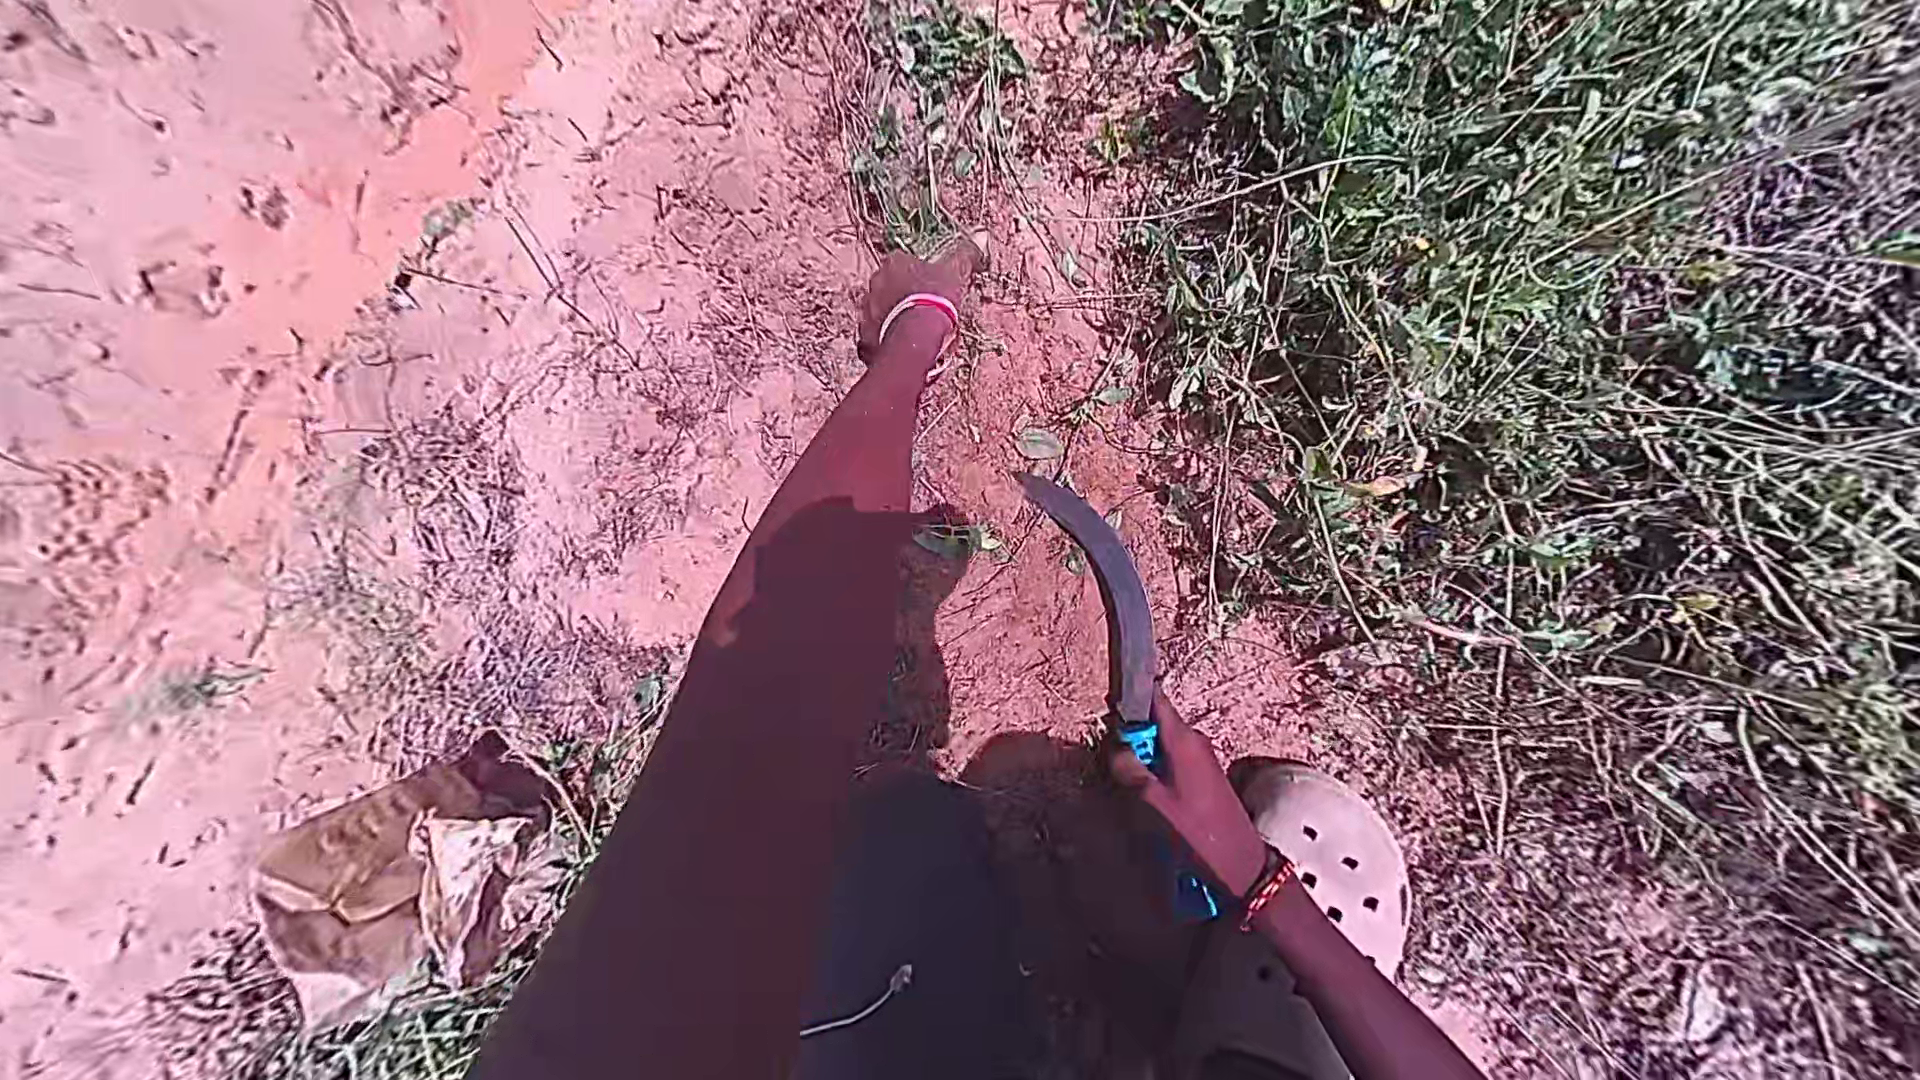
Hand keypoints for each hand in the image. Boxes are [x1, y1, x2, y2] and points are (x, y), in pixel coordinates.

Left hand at [856, 237, 982, 354]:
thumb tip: (980, 237)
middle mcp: (875, 284)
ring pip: (880, 312)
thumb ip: (965, 255)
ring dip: (894, 319)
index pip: (903, 262)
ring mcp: (867, 311)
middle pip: (889, 287)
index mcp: (894, 263)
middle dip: (903, 297)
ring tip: (913, 332)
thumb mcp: (955, 273)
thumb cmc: (936, 299)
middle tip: (923, 311)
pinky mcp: (866, 337)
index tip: (930, 287)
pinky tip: (901, 347)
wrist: (917, 335)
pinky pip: (874, 338)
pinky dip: (885, 341)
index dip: (918, 275)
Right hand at [1110, 689, 1268, 897]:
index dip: (1130, 696)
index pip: (1155, 699)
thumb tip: (1114, 747)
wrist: (1242, 864)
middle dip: (1132, 731)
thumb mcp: (1152, 801)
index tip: (1109, 705)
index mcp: (1183, 739)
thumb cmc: (1196, 831)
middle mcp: (1194, 740)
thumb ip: (1128, 768)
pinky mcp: (1203, 772)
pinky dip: (1155, 763)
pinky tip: (1145, 786)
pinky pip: (1172, 755)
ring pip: (1162, 740)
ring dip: (1143, 751)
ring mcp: (1201, 756)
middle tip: (1111, 750)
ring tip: (1125, 772)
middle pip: (1156, 720)